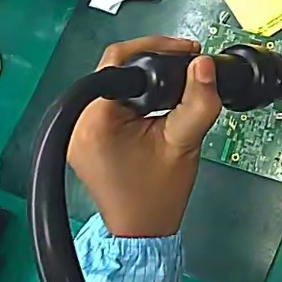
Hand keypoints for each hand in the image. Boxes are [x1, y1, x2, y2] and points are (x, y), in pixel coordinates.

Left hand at [68, 36, 220, 237]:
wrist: (142, 233)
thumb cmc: (158, 196)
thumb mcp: (183, 143)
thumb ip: (197, 101)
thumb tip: (203, 65)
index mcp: (96, 120)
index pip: (120, 60)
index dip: (156, 48)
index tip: (185, 53)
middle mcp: (79, 121)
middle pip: (116, 68)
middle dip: (154, 62)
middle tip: (185, 65)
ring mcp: (78, 129)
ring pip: (115, 82)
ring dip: (145, 78)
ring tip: (176, 80)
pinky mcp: (85, 135)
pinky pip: (110, 99)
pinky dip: (135, 94)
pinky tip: (156, 98)